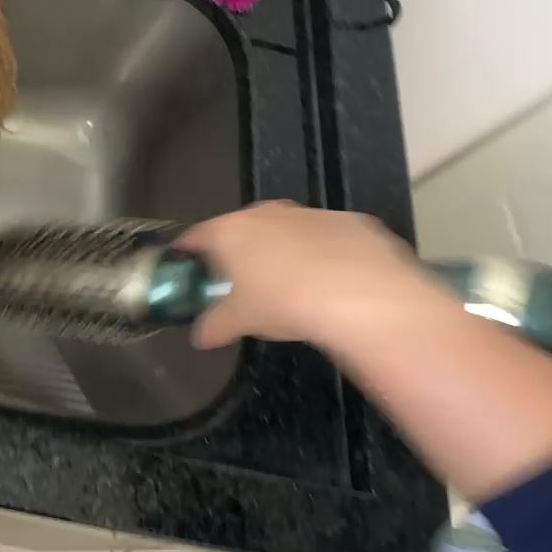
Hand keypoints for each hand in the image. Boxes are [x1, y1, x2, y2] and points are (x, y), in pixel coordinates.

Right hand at [176, 202, 452, 351]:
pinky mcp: (354, 223)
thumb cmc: (285, 303)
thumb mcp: (239, 322)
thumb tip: (201, 336)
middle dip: (238, 247)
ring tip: (288, 279)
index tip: (185, 258)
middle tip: (238, 274)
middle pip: (242, 227)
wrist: (366, 299)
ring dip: (282, 248)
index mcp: (231, 232)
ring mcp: (312, 215)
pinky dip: (322, 252)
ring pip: (287, 229)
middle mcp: (268, 215)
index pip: (197, 235)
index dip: (188, 247)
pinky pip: (327, 236)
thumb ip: (214, 325)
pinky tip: (330, 278)